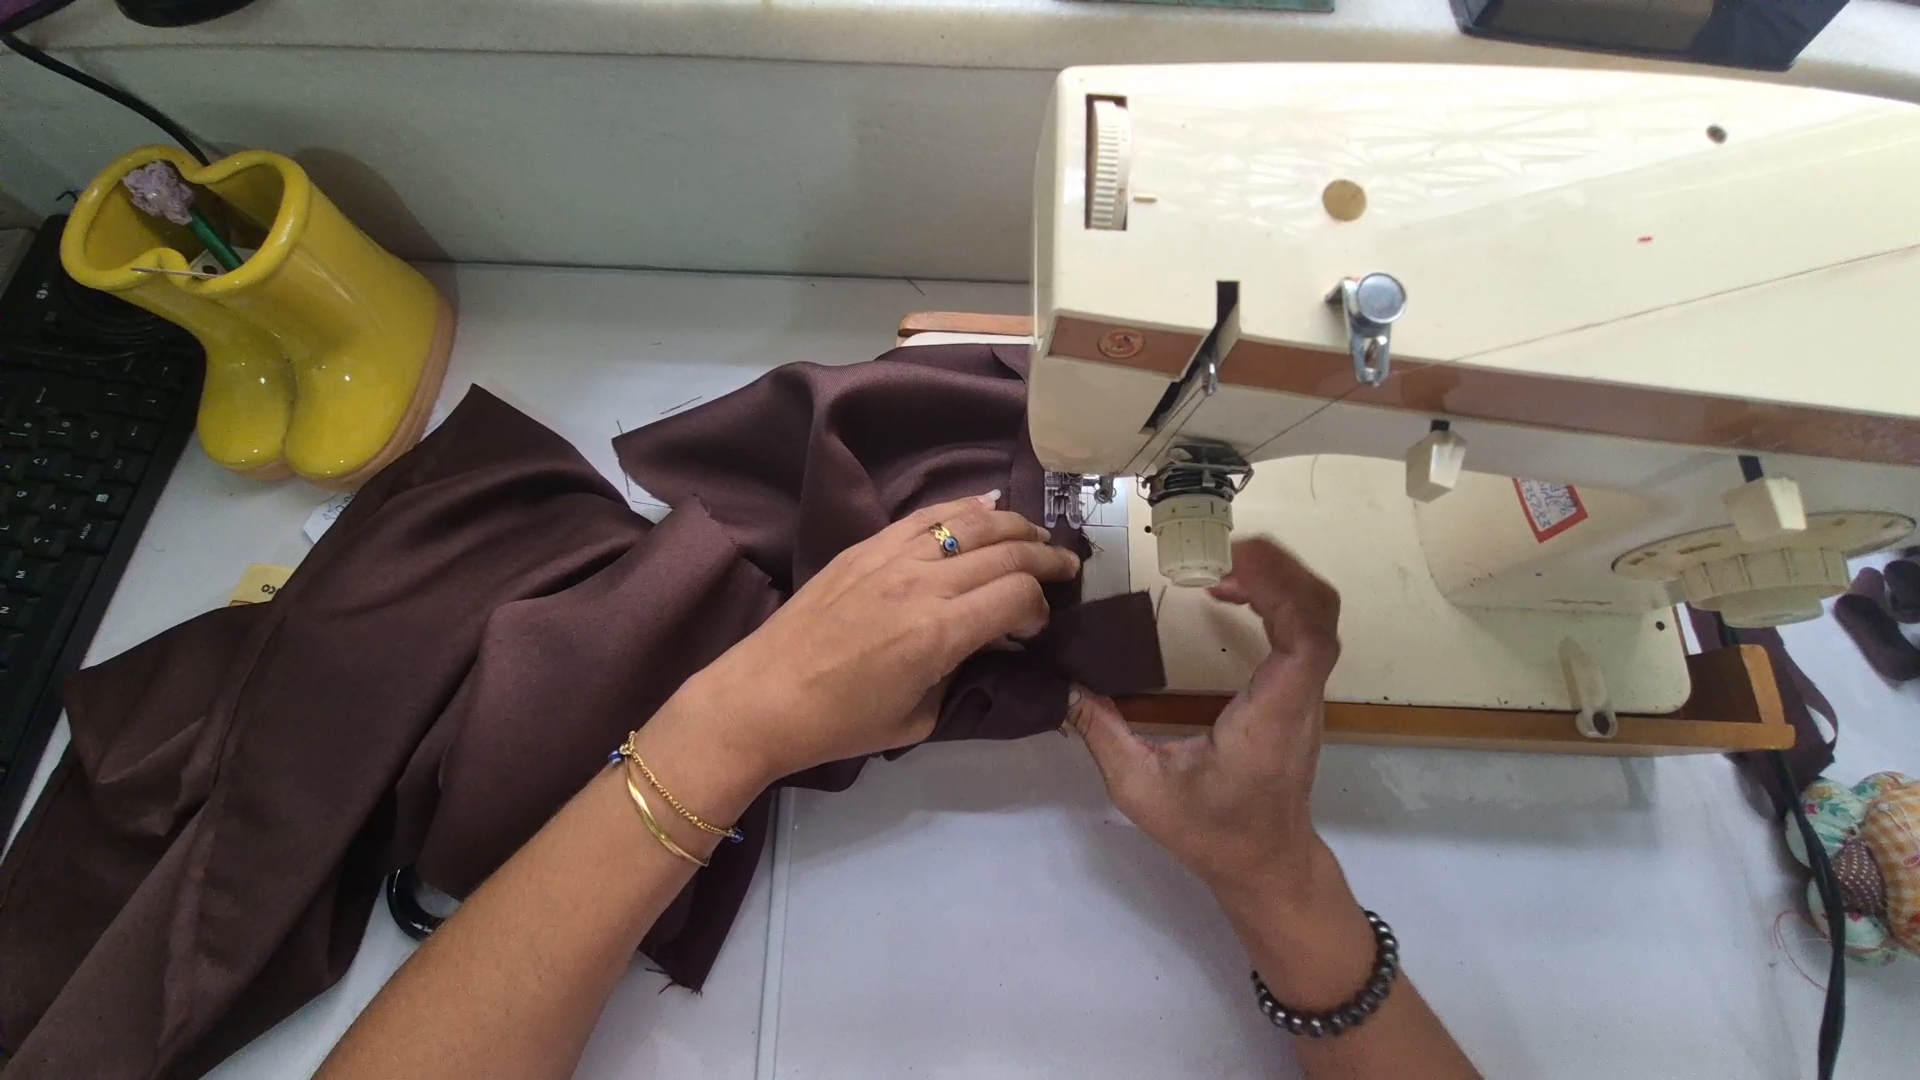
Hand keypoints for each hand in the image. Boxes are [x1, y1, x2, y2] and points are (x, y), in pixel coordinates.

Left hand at [670, 492, 1080, 782]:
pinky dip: (964, 508)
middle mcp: (922, 583)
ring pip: (971, 523)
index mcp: (939, 633)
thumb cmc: (842, 722)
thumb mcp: (921, 717)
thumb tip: (993, 643)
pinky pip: (927, 516)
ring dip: (1013, 526)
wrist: (762, 697)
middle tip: (1067, 567)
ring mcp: (891, 557)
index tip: (1037, 625)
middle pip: (1006, 554)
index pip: (1018, 596)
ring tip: (1035, 536)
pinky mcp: (866, 546)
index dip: (1041, 608)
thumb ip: (965, 673)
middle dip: (1045, 559)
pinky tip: (986, 508)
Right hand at [1068, 537, 1342, 909]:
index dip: (1279, 590)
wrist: (1267, 865)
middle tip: (1213, 548)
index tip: (1228, 563)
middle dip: (1277, 567)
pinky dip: (1272, 597)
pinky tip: (1225, 593)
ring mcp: (1304, 693)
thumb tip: (1063, 686)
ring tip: (1215, 562)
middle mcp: (1298, 697)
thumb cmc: (1211, 832)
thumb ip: (1102, 734)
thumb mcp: (1142, 790)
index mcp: (1270, 717)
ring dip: (1275, 577)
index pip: (1306, 640)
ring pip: (1317, 615)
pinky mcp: (1296, 692)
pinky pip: (1302, 629)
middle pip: (1320, 611)